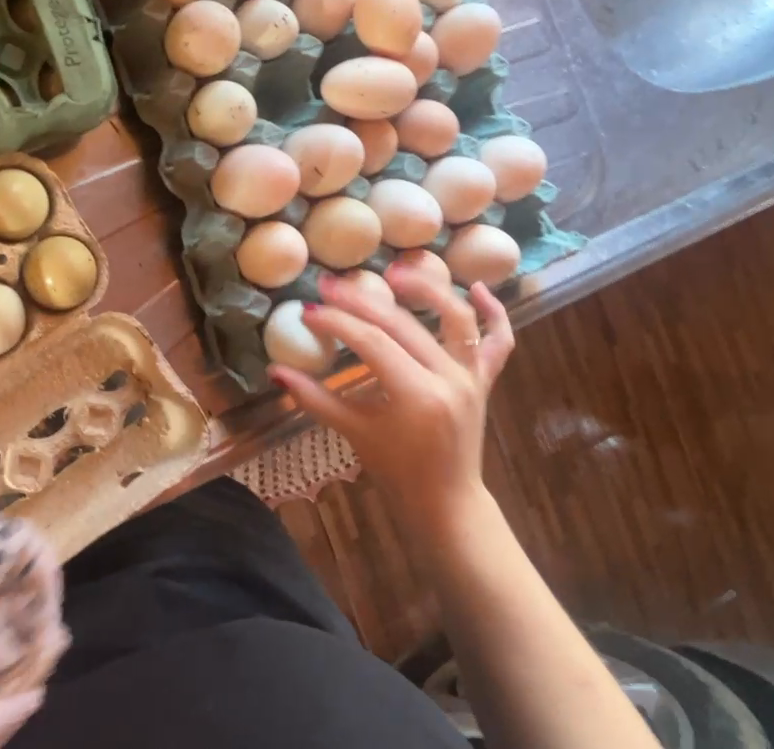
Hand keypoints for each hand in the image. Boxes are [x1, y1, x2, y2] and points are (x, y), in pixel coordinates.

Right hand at [269, 266, 513, 516]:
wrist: (446, 503)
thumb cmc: (396, 471)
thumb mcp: (354, 433)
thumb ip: (315, 399)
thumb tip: (275, 373)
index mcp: (417, 395)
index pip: (372, 342)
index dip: (337, 323)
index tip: (307, 311)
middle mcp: (449, 379)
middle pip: (403, 325)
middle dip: (361, 301)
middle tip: (329, 285)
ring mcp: (471, 378)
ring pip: (456, 319)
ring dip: (427, 290)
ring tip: (396, 270)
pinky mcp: (484, 381)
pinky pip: (498, 343)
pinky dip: (494, 313)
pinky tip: (478, 287)